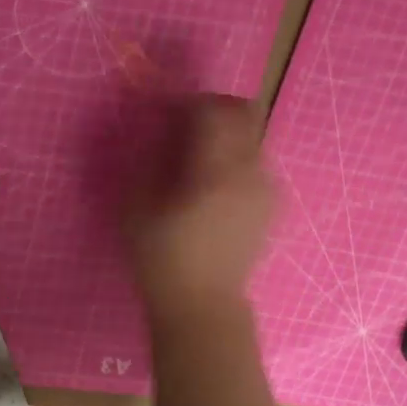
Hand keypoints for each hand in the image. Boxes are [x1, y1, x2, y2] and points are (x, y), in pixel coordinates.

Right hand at [126, 95, 273, 313]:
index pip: (211, 110)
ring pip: (252, 136)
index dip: (185, 100)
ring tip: (192, 154)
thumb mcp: (135, 207)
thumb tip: (156, 132)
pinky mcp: (270, 205)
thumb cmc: (160, 258)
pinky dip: (233, 155)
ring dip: (224, 132)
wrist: (201, 305)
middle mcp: (250, 172)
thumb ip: (147, 162)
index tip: (162, 108)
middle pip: (244, 112)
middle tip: (181, 120)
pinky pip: (255, 161)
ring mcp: (266, 189)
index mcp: (215, 171)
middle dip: (212, 107)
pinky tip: (208, 181)